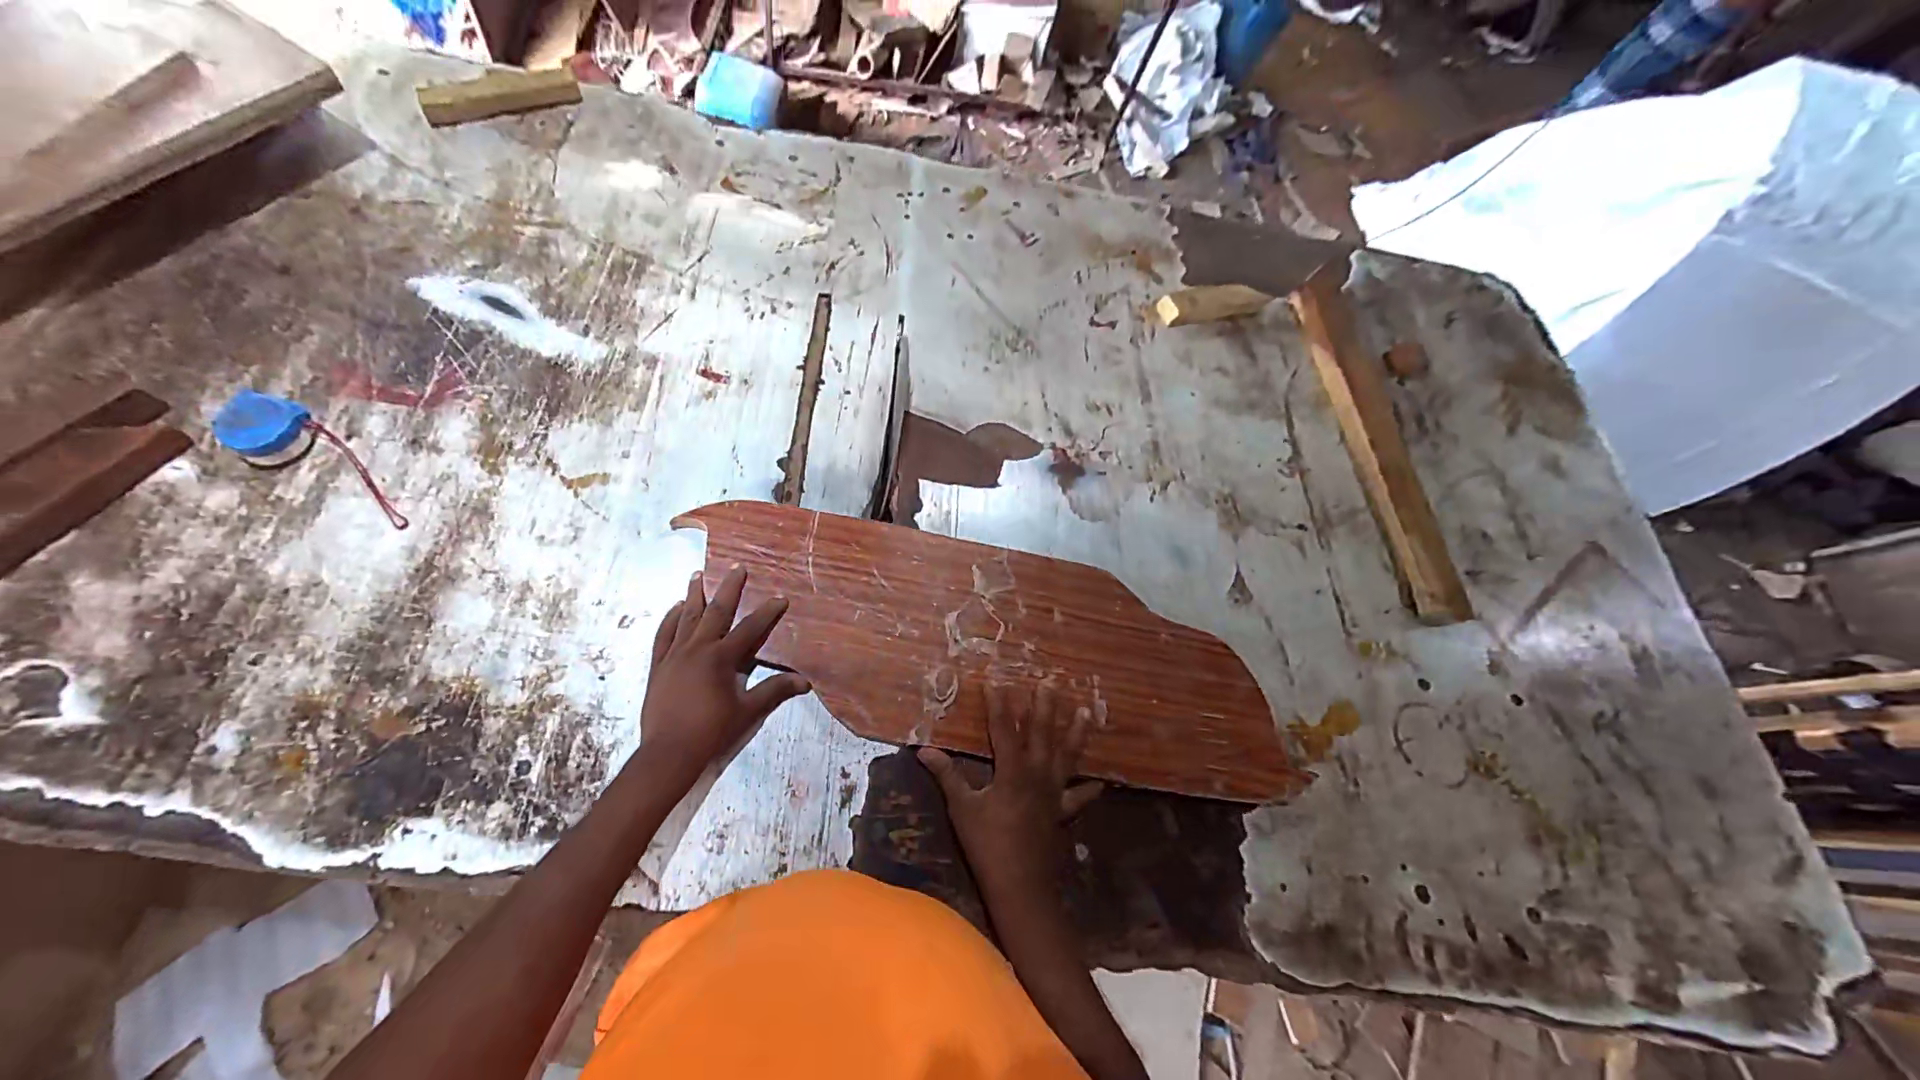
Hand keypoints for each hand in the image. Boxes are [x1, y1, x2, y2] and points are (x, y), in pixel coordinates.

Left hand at [638, 567, 810, 787]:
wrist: (669, 754)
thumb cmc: (712, 732)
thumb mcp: (748, 712)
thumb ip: (774, 691)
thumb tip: (804, 681)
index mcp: (721, 658)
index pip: (750, 629)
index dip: (768, 613)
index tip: (780, 598)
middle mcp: (697, 649)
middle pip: (716, 612)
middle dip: (729, 588)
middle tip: (737, 568)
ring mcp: (674, 656)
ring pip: (686, 618)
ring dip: (694, 596)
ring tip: (697, 576)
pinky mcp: (658, 667)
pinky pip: (664, 636)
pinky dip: (669, 620)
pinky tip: (674, 610)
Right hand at [916, 683, 1103, 898]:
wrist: (1021, 885)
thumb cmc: (988, 844)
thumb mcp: (963, 809)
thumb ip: (947, 776)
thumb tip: (924, 750)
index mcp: (1012, 770)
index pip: (1004, 729)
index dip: (998, 704)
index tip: (996, 681)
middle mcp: (1038, 775)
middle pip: (1042, 734)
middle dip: (1045, 707)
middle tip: (1051, 683)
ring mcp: (1054, 793)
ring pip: (1067, 756)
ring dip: (1075, 734)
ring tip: (1086, 712)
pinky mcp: (1062, 812)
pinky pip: (1078, 796)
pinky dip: (1089, 788)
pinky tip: (1101, 782)